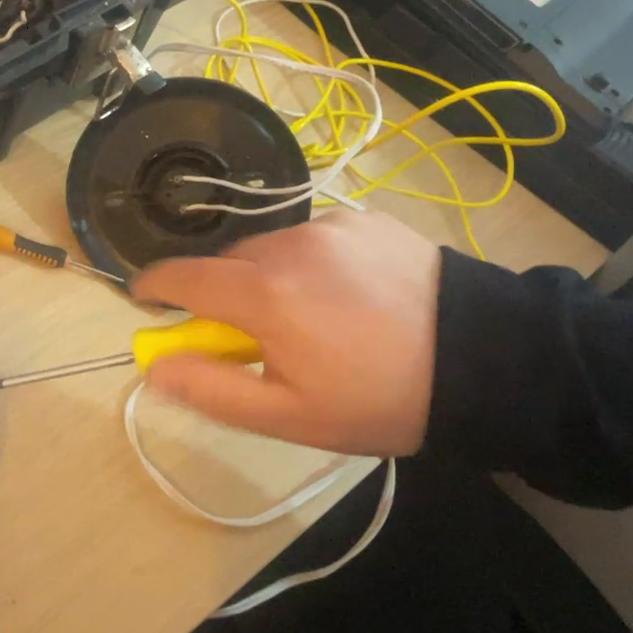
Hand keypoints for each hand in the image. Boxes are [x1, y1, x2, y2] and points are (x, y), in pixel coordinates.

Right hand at [131, 211, 441, 456]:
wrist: (489, 362)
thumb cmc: (380, 399)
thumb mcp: (290, 415)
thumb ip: (211, 389)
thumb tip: (154, 366)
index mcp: (264, 294)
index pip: (182, 277)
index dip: (154, 286)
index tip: (143, 298)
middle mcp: (288, 244)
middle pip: (227, 264)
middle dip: (227, 295)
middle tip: (258, 335)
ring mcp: (329, 225)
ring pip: (270, 249)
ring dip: (271, 278)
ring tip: (316, 316)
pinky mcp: (363, 217)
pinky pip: (313, 237)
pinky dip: (312, 262)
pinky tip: (350, 293)